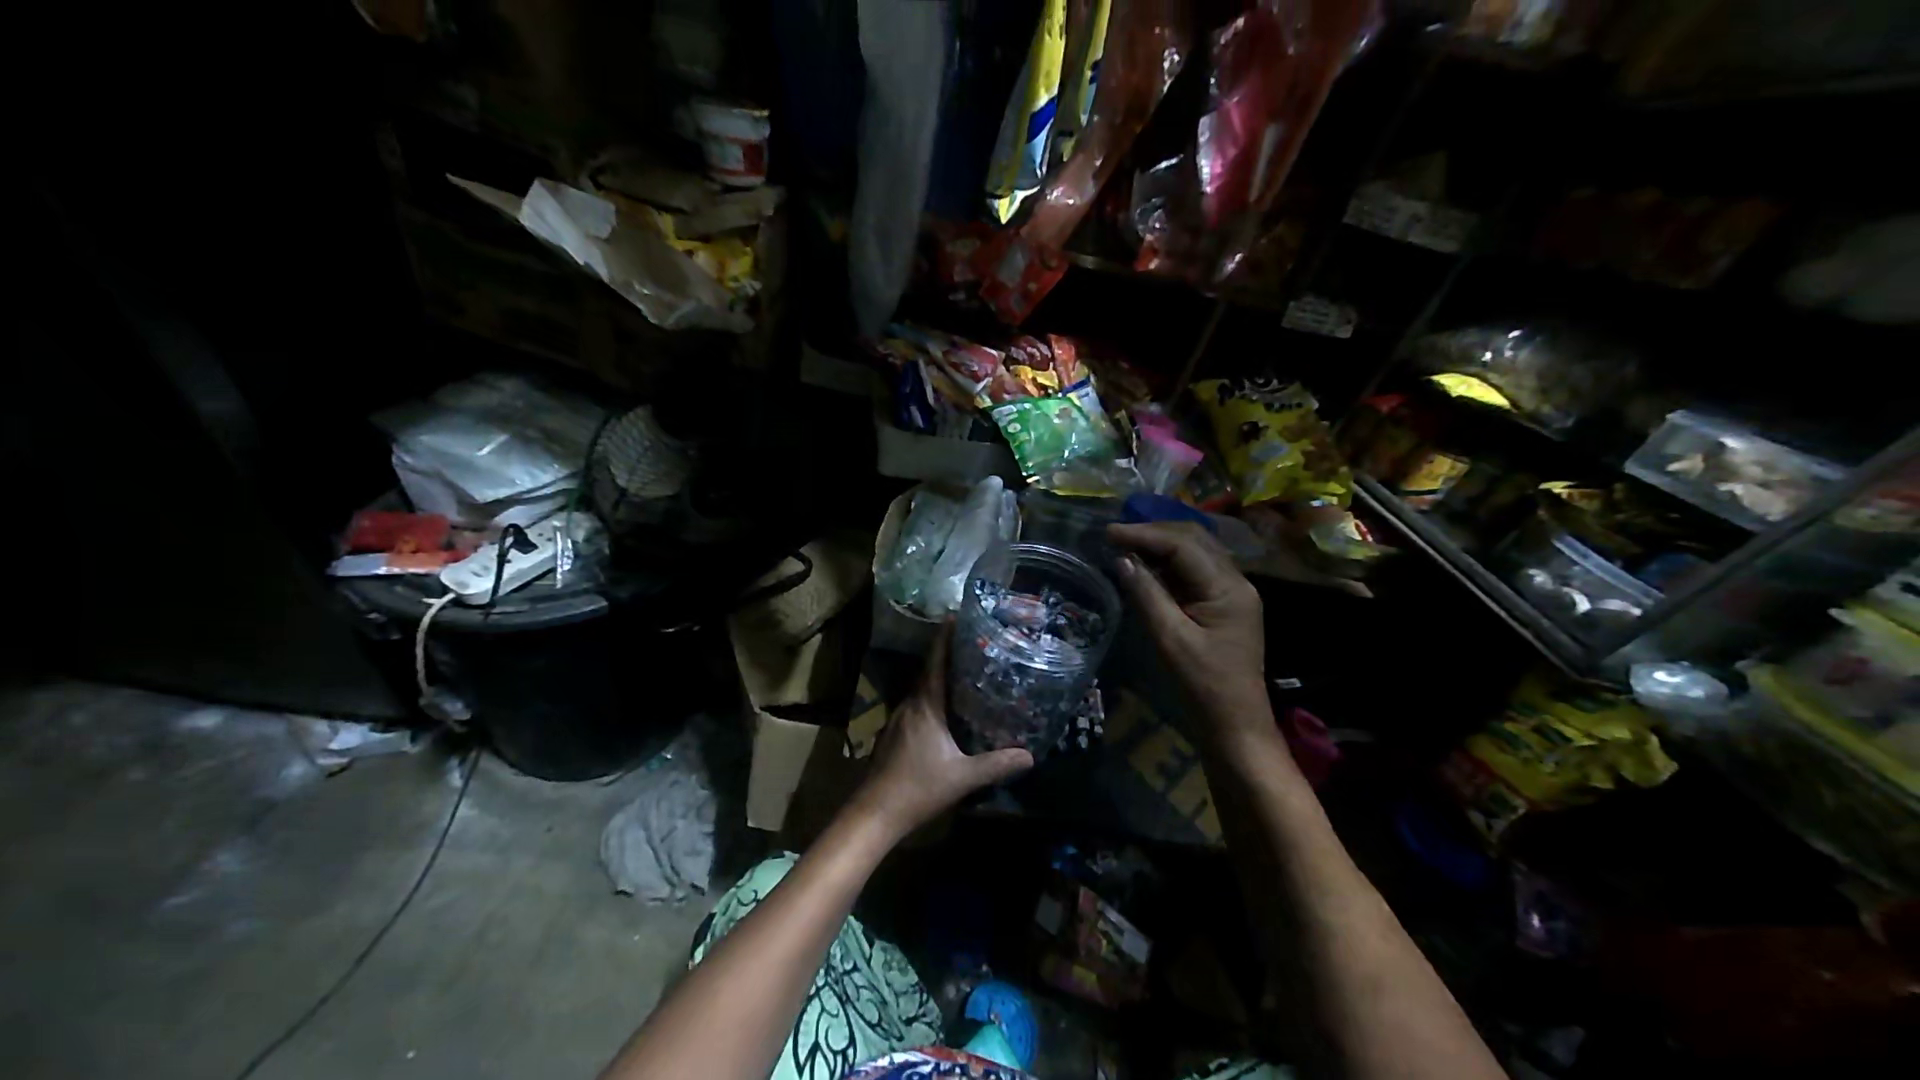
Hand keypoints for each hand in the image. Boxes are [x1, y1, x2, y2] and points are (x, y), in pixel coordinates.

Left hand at [850, 624, 1033, 840]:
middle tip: (975, 644)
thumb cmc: (917, 788)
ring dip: (941, 677)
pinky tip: (949, 709)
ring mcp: (899, 720)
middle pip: (930, 672)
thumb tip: (1030, 755)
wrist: (874, 813)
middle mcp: (910, 706)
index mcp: (924, 706)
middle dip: (949, 656)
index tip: (956, 616)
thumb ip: (996, 764)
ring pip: (923, 690)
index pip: (935, 662)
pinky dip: (934, 698)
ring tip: (967, 672)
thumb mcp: (963, 777)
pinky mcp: (896, 735)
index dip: (945, 638)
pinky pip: (918, 706)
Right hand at [1108, 522, 1272, 743]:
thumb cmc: (1203, 684)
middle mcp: (1236, 580)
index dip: (1144, 534)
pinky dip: (1169, 561)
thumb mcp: (1170, 638)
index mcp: (1228, 587)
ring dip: (1161, 543)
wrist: (1235, 721)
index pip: (1183, 544)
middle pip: (1194, 539)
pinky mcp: (1224, 603)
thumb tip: (1122, 559)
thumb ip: (1147, 594)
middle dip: (1153, 532)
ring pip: (1196, 551)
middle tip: (1114, 535)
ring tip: (1125, 544)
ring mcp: (1233, 591)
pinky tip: (1146, 564)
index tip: (1108, 533)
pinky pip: (1196, 569)